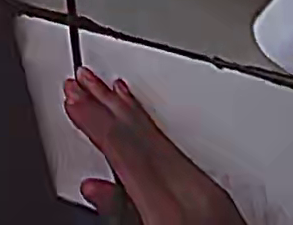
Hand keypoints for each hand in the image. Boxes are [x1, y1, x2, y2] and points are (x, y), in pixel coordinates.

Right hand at [64, 66, 243, 224]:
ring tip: (100, 86)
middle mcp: (195, 197)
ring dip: (125, 109)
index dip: (92, 117)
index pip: (122, 146)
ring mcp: (212, 196)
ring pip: (157, 136)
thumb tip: (94, 189)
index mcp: (170, 212)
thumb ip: (121, 214)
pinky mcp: (221, 200)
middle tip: (79, 82)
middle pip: (139, 134)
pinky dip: (150, 126)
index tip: (71, 97)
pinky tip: (138, 113)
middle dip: (104, 104)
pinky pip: (175, 148)